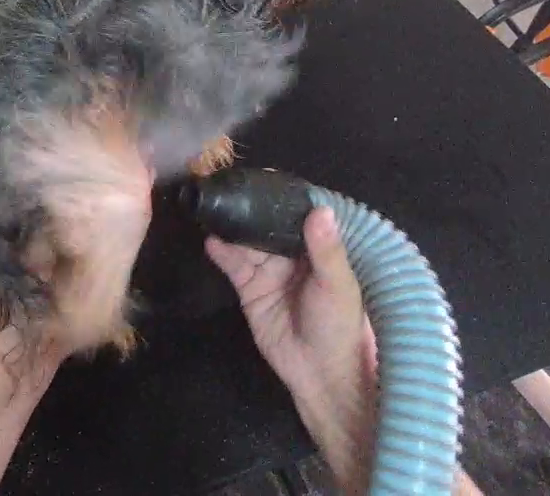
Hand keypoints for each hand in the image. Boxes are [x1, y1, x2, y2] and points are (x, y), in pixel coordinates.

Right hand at [207, 207, 377, 493]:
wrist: (320, 376)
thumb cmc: (339, 326)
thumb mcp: (338, 286)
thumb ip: (326, 249)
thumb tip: (319, 209)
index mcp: (318, 248)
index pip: (298, 213)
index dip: (282, 194)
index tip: (263, 172)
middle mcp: (291, 254)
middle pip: (266, 223)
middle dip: (249, 205)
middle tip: (226, 183)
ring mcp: (268, 269)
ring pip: (246, 240)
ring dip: (231, 225)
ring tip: (212, 205)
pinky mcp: (249, 287)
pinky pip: (232, 263)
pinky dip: (220, 250)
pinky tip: (211, 238)